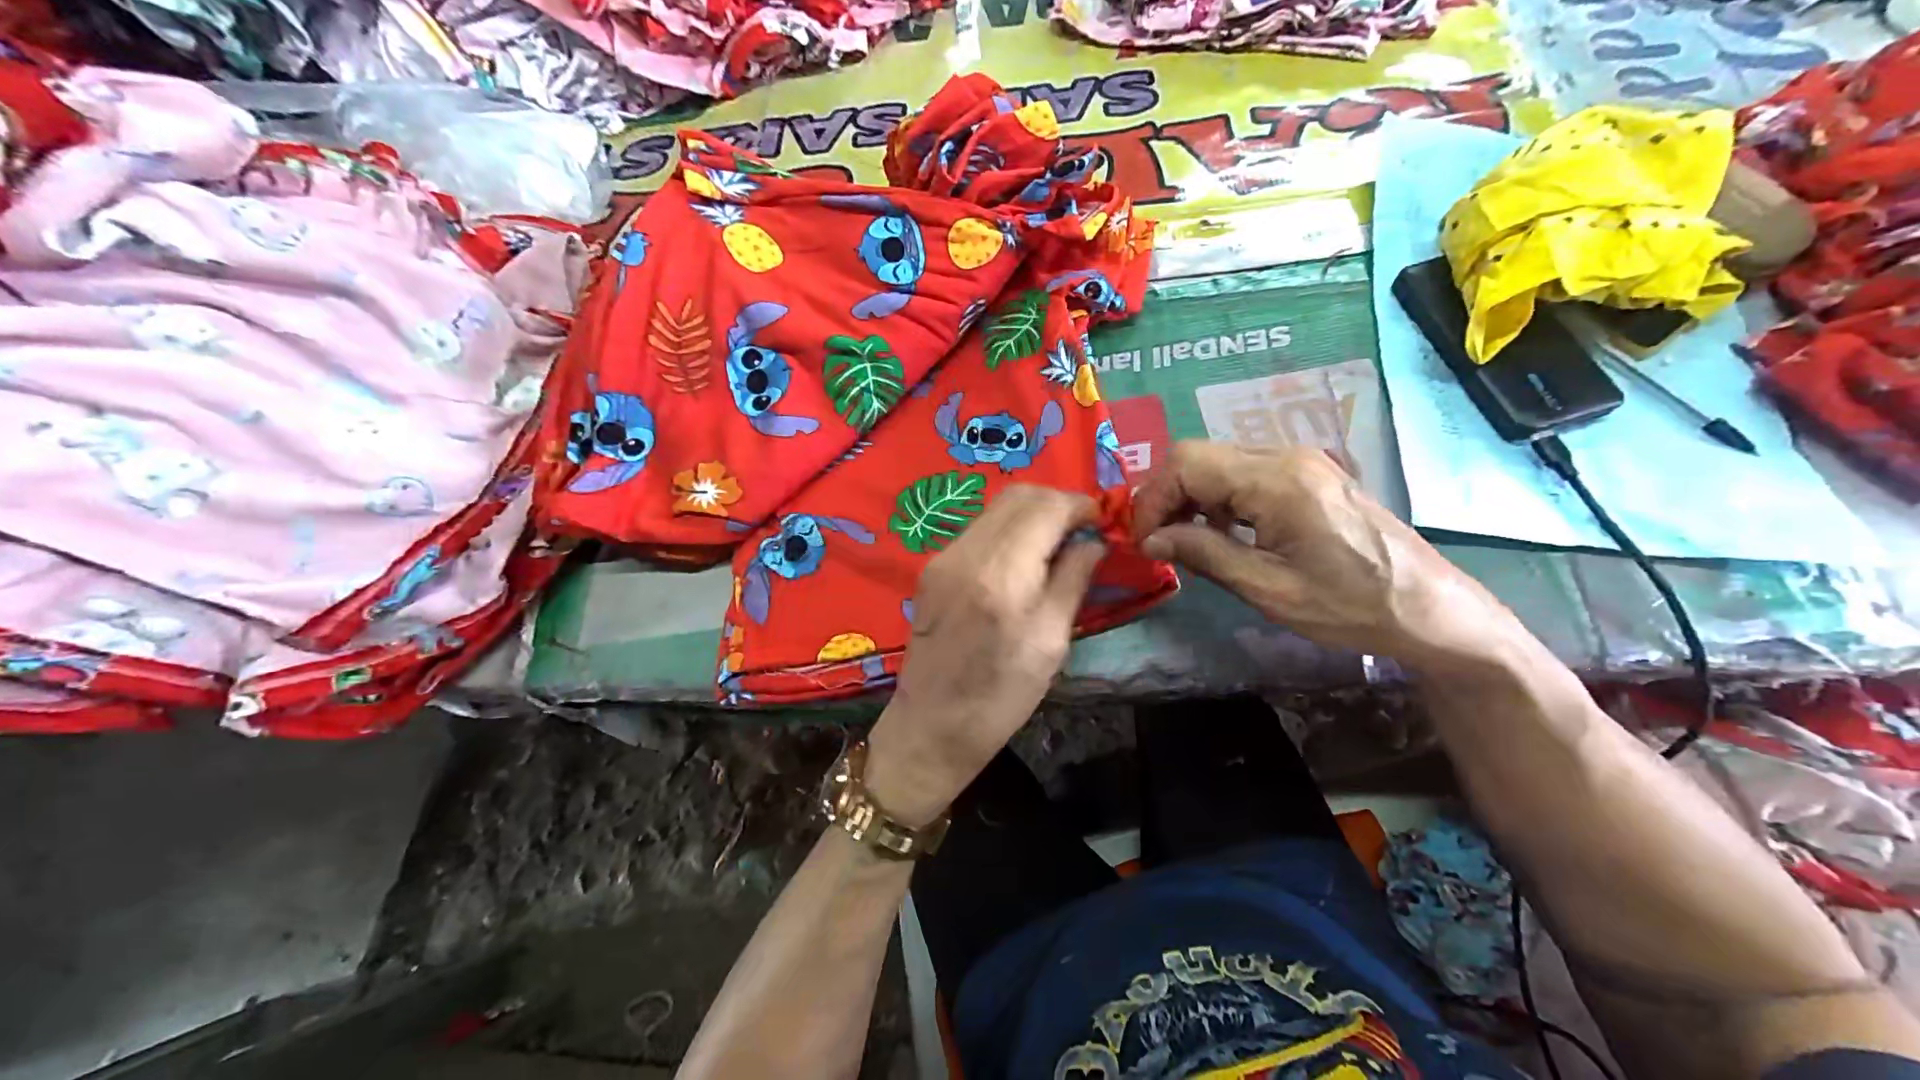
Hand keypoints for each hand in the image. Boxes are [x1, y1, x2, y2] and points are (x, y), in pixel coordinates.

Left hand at [865, 486, 1104, 827]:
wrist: (933, 726)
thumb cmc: (1002, 695)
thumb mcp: (1052, 641)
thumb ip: (1073, 580)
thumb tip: (1092, 541)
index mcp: (1002, 574)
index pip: (1045, 507)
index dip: (1080, 506)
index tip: (1101, 522)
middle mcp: (966, 553)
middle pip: (1018, 496)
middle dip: (1057, 503)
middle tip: (1083, 529)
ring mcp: (943, 557)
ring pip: (996, 508)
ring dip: (1032, 513)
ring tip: (1058, 542)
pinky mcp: (933, 568)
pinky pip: (979, 529)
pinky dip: (1008, 529)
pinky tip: (1024, 557)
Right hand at [1132, 442, 1529, 674]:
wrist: (1430, 608)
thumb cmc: (1351, 606)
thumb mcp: (1269, 589)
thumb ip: (1204, 554)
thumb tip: (1151, 538)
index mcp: (1278, 480)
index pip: (1186, 463)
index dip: (1152, 499)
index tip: (1144, 542)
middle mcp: (1287, 455)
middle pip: (1198, 455)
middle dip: (1166, 496)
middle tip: (1157, 543)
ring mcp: (1301, 461)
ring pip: (1218, 461)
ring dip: (1190, 497)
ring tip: (1183, 542)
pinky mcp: (1309, 475)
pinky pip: (1244, 472)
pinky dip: (1218, 497)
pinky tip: (1222, 532)